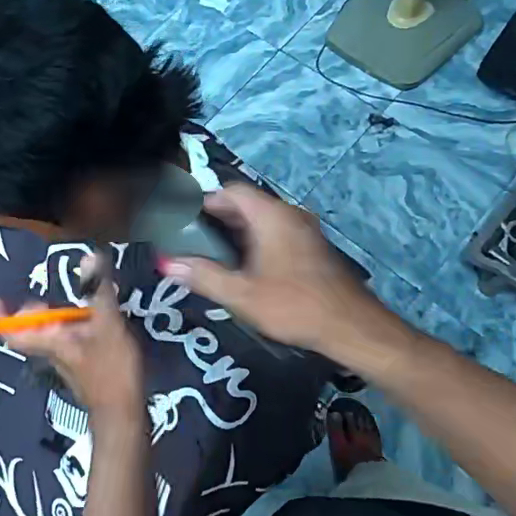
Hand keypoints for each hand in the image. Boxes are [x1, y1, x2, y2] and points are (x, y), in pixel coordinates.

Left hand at [0, 258, 142, 423]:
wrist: (123, 410)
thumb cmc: (110, 367)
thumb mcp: (108, 323)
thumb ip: (98, 290)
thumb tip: (88, 255)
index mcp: (49, 341)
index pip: (14, 330)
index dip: (2, 316)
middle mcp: (51, 351)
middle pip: (34, 329)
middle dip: (37, 311)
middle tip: (47, 297)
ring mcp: (66, 361)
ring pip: (52, 335)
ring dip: (59, 318)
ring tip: (78, 302)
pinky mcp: (82, 366)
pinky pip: (69, 341)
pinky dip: (74, 328)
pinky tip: (95, 320)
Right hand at [163, 184, 391, 355]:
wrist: (349, 325)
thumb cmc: (294, 305)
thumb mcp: (242, 294)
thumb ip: (203, 276)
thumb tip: (166, 262)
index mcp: (272, 216)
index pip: (232, 191)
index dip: (206, 201)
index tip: (184, 220)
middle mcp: (290, 214)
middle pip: (248, 203)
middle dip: (218, 218)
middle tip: (193, 240)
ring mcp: (304, 230)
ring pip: (263, 219)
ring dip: (237, 231)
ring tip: (213, 255)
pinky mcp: (312, 247)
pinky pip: (277, 232)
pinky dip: (257, 240)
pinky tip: (245, 266)